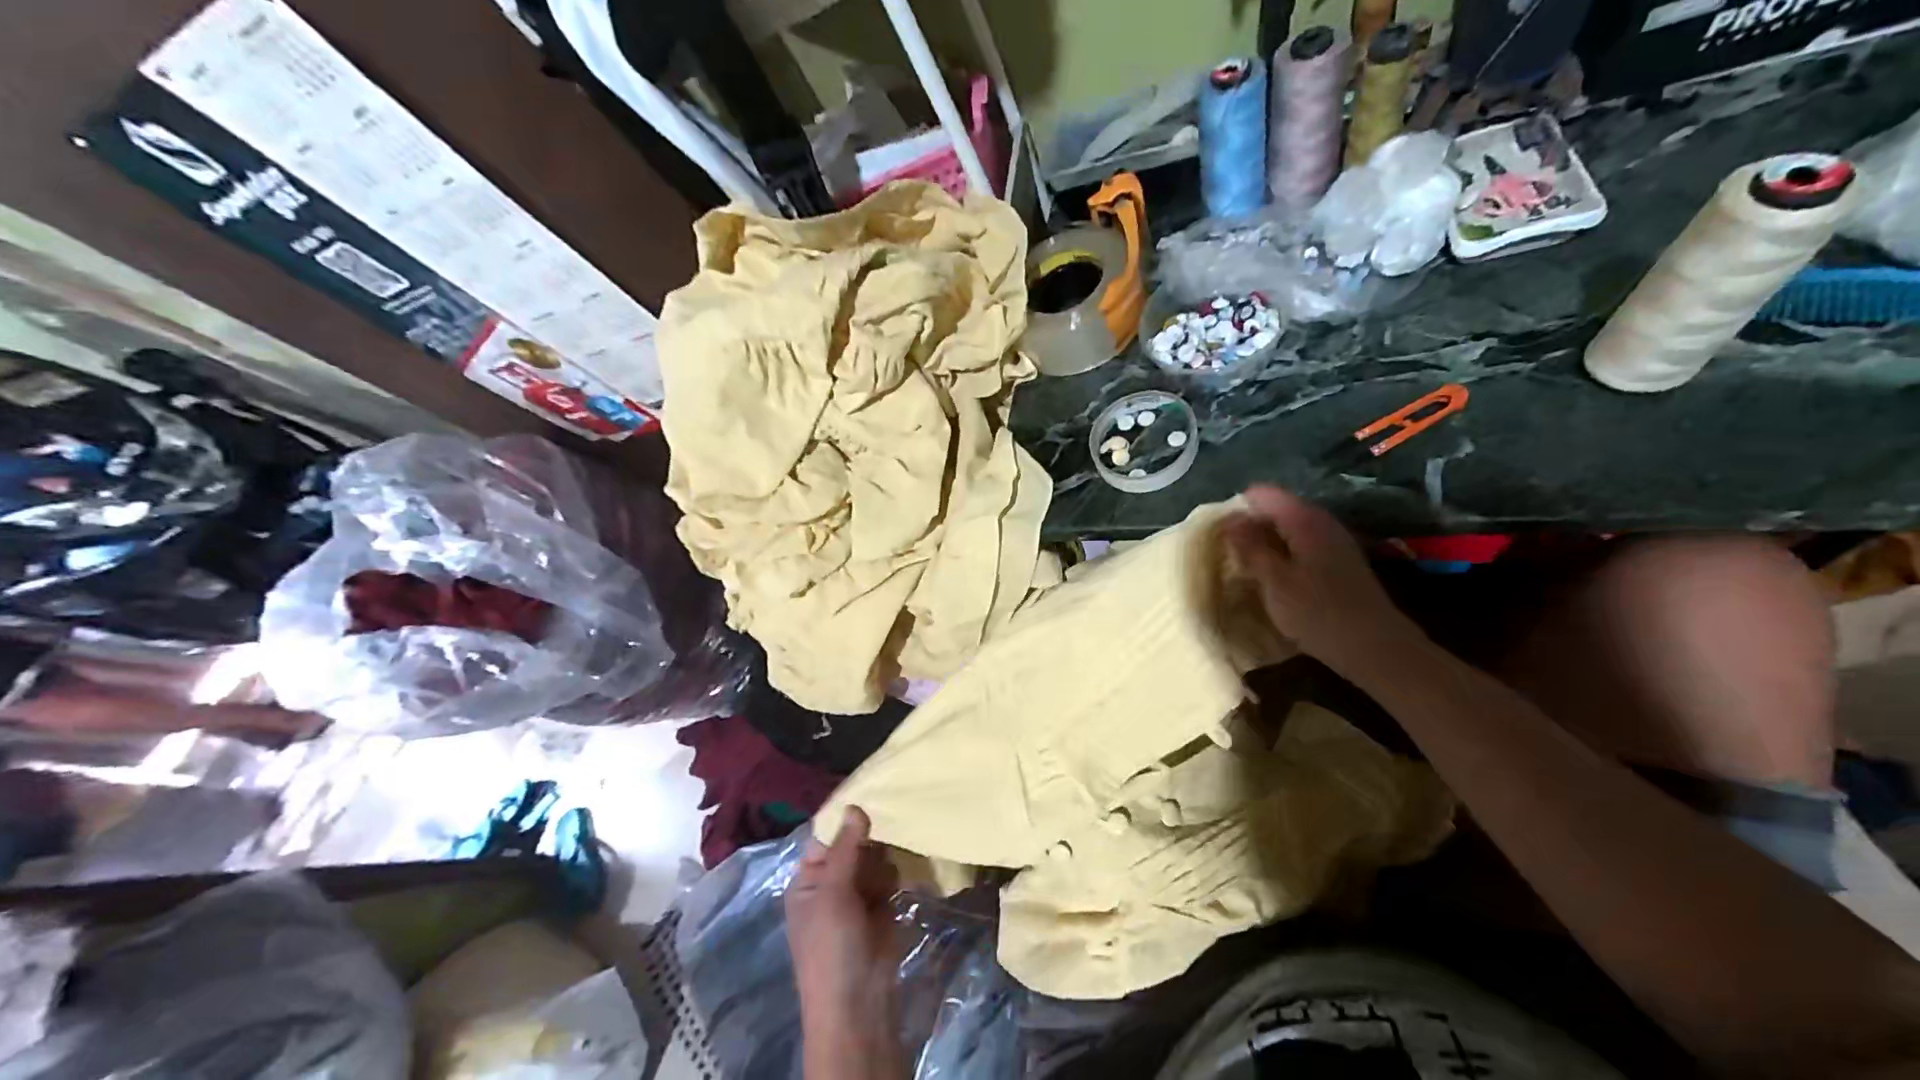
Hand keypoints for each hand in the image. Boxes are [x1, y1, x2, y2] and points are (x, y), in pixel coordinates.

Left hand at [786, 807, 906, 1079]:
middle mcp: (831, 883)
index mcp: (808, 879)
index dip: (845, 818)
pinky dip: (896, 874)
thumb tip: (855, 805)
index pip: (825, 837)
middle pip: (853, 844)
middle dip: (870, 838)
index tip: (872, 793)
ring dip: (884, 859)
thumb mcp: (832, 894)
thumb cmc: (832, 947)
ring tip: (890, 867)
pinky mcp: (882, 907)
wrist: (859, 1005)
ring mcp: (857, 896)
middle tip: (888, 825)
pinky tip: (900, 878)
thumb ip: (846, 848)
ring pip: (874, 858)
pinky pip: (890, 877)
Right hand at [1223, 484, 1424, 675]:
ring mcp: (1334, 541)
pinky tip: (1273, 580)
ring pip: (1288, 529)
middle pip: (1276, 509)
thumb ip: (1250, 547)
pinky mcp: (1339, 562)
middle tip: (1227, 552)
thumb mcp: (1274, 581)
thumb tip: (1229, 520)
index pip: (1263, 494)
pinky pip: (1301, 545)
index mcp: (1304, 519)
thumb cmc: (1318, 613)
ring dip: (1265, 543)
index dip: (1237, 508)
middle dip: (1249, 526)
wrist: (1375, 648)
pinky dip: (1283, 555)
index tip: (1219, 533)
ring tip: (1245, 567)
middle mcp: (1321, 521)